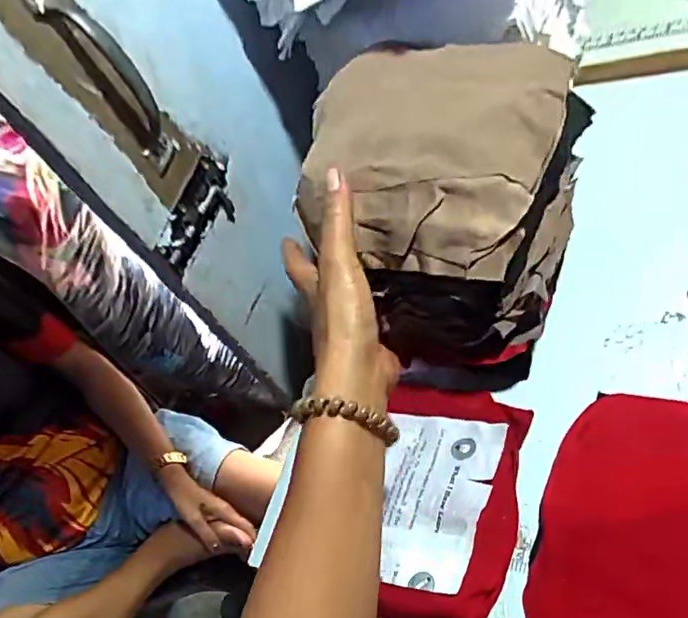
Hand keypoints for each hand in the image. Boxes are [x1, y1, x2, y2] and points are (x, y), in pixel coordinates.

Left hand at [158, 465, 255, 554]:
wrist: (176, 479)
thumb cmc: (184, 498)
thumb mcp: (193, 518)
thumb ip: (207, 533)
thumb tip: (219, 549)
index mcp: (226, 512)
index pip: (247, 527)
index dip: (252, 540)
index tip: (254, 554)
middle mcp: (228, 509)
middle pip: (246, 525)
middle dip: (251, 539)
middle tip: (250, 555)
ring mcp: (224, 507)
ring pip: (240, 523)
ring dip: (244, 535)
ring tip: (244, 549)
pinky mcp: (218, 508)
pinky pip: (233, 521)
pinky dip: (237, 530)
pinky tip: (232, 537)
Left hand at [281, 167, 400, 405]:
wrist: (362, 374)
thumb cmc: (344, 319)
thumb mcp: (339, 264)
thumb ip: (339, 224)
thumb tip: (334, 173)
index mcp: (314, 290)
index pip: (298, 263)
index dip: (292, 249)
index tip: (289, 234)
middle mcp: (328, 311)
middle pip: (321, 284)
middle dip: (324, 268)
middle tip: (335, 247)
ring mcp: (352, 331)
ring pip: (351, 303)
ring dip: (358, 289)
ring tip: (373, 268)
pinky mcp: (376, 346)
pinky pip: (381, 323)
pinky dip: (387, 313)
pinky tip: (399, 304)